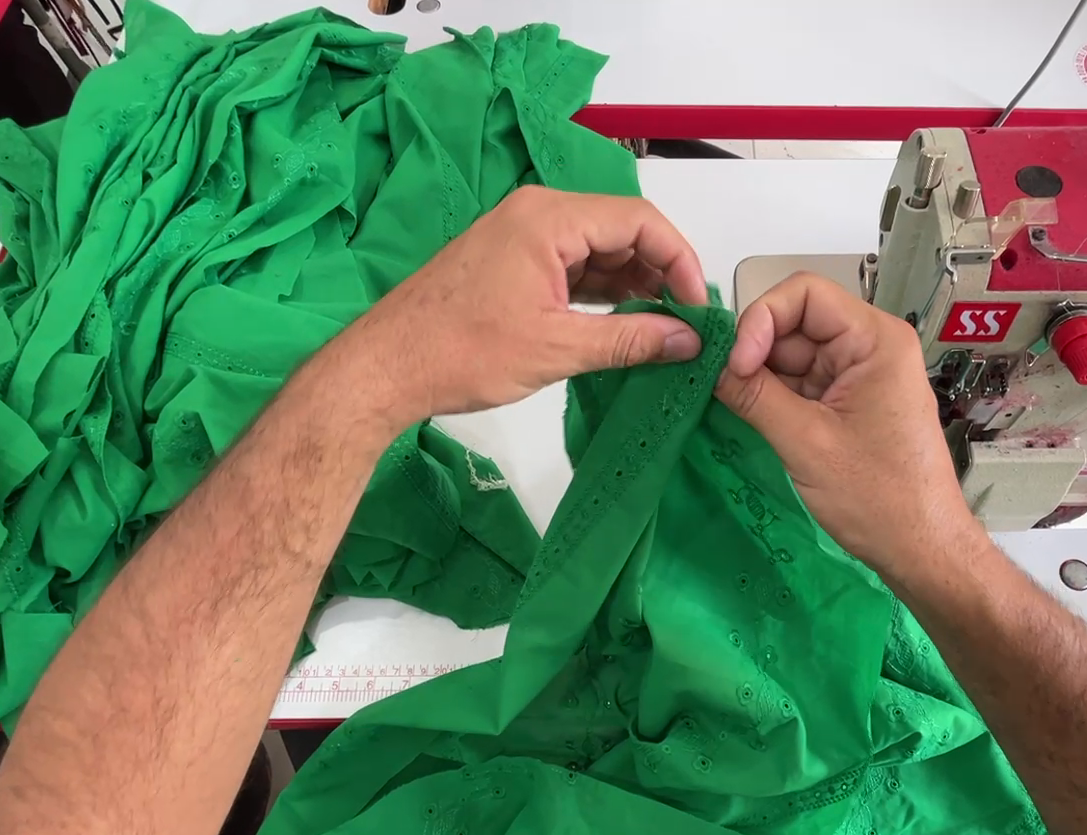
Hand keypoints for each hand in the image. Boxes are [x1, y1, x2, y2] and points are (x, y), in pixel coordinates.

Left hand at [330, 186, 708, 430]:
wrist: (389, 367)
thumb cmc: (464, 352)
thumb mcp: (557, 349)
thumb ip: (629, 340)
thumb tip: (688, 342)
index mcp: (548, 218)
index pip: (639, 220)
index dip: (679, 260)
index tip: (697, 306)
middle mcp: (538, 215)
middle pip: (621, 232)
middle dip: (660, 273)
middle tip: (686, 321)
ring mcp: (523, 239)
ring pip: (598, 252)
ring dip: (633, 286)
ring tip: (663, 328)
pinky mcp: (514, 264)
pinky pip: (574, 269)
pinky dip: (603, 293)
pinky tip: (625, 322)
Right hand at [714, 272, 982, 575]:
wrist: (919, 548)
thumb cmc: (877, 497)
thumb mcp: (806, 443)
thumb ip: (754, 396)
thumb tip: (710, 366)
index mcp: (874, 340)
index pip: (803, 294)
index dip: (760, 321)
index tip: (735, 367)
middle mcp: (868, 348)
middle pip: (794, 325)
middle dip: (755, 353)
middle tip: (723, 392)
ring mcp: (857, 378)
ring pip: (792, 358)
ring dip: (760, 379)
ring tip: (734, 408)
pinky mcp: (846, 406)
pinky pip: (800, 386)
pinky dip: (773, 399)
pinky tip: (752, 417)